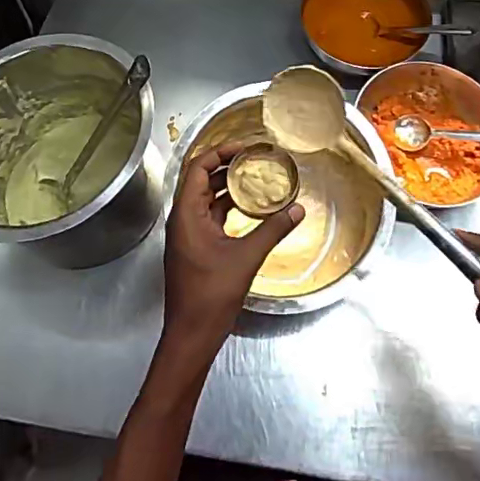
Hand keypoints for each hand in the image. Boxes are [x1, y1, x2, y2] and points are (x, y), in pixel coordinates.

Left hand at [162, 142, 304, 355]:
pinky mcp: (195, 247)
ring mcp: (187, 234)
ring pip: (205, 199)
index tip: (243, 147)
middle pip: (200, 180)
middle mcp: (182, 218)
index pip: (196, 168)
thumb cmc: (211, 295)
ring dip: (226, 187)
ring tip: (254, 178)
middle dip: (225, 166)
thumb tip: (297, 210)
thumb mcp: (246, 258)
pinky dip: (227, 207)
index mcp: (185, 213)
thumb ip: (272, 230)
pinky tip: (249, 208)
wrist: (191, 333)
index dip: (218, 152)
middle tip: (253, 159)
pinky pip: (210, 217)